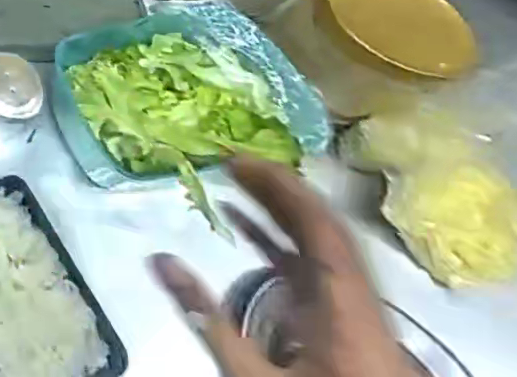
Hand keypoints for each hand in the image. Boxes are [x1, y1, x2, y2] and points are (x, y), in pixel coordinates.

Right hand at [151, 157, 420, 376]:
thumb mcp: (253, 376)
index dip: (283, 187)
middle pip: (322, 227)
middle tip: (231, 161)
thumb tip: (158, 259)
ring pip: (318, 243)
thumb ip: (207, 318)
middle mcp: (358, 300)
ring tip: (234, 178)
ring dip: (276, 208)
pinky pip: (312, 267)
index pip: (322, 228)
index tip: (239, 160)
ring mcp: (351, 311)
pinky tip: (239, 219)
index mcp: (346, 307)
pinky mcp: (339, 322)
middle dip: (277, 189)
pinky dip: (277, 238)